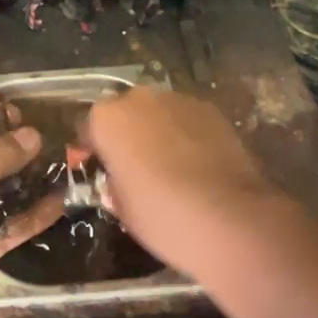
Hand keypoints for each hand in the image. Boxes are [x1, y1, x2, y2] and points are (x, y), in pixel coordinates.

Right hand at [83, 87, 276, 275]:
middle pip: (123, 112)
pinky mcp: (210, 110)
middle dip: (126, 135)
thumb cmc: (163, 216)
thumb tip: (117, 181)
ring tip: (171, 167)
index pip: (88, 127)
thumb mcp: (122, 208)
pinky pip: (186, 120)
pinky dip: (187, 135)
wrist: (230, 219)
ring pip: (157, 113)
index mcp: (107, 119)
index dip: (91, 150)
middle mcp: (138, 98)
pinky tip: (198, 164)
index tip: (99, 171)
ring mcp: (177, 100)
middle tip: (135, 169)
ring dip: (157, 132)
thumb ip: (113, 185)